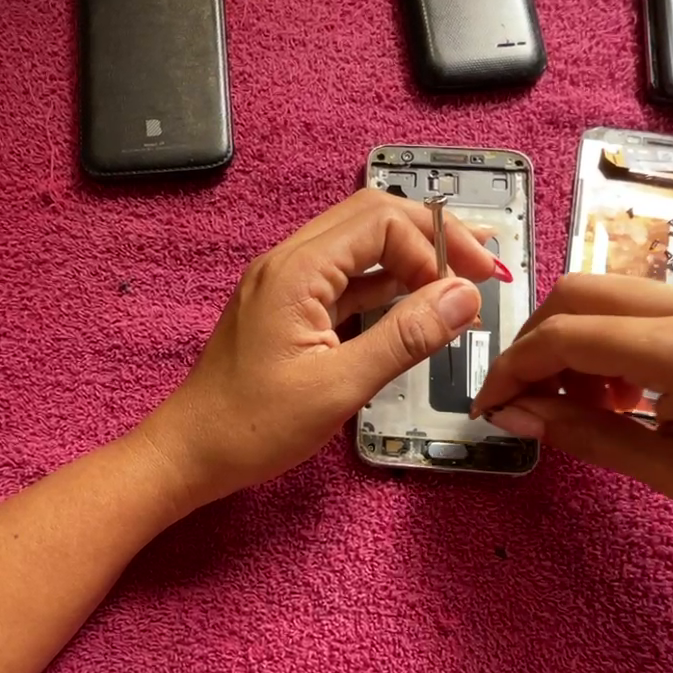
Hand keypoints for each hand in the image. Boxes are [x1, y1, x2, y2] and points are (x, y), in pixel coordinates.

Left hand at [139, 188, 502, 506]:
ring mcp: (283, 285)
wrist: (190, 452)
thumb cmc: (253, 427)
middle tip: (482, 266)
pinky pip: (342, 282)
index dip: (436, 244)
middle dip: (430, 238)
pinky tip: (415, 304)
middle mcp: (287, 264)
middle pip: (370, 220)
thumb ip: (404, 337)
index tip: (474, 284)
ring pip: (357, 249)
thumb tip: (465, 297)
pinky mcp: (285, 310)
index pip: (381, 220)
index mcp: (296, 271)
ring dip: (409, 260)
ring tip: (462, 279)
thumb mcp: (338, 386)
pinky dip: (382, 288)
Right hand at [470, 274, 672, 574]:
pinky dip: (613, 341)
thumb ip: (588, 435)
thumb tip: (516, 415)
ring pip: (612, 295)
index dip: (510, 370)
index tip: (487, 409)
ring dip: (574, 340)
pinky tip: (627, 395)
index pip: (562, 335)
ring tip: (581, 408)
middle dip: (533, 343)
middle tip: (523, 401)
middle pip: (578, 292)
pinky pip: (650, 309)